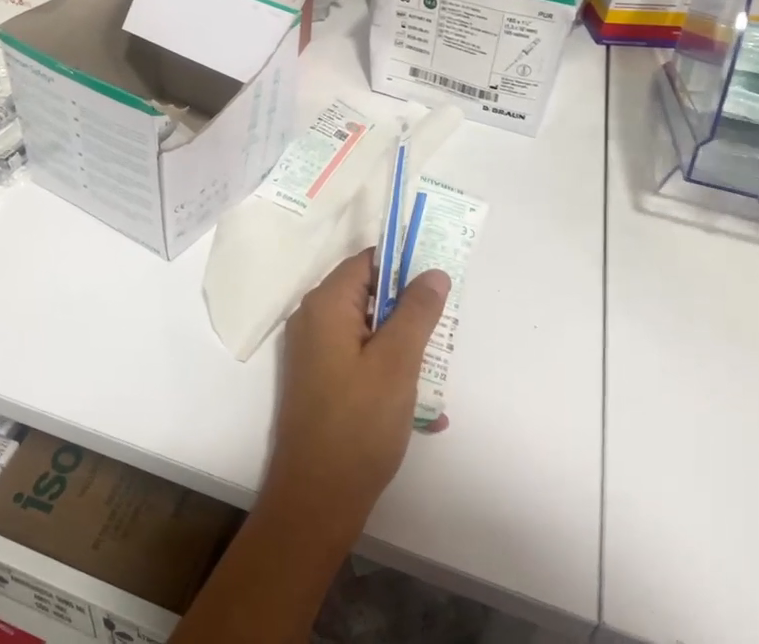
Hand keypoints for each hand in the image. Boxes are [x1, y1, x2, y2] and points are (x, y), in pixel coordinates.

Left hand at [266, 250, 450, 529]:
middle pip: (368, 295)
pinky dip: (391, 373)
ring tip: (436, 372)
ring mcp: (315, 354)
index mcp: (325, 306)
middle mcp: (313, 321)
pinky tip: (424, 408)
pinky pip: (362, 361)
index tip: (440, 282)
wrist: (317, 497)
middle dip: (409, 310)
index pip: (366, 262)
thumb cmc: (358, 422)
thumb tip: (432, 272)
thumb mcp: (397, 362)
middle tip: (444, 331)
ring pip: (369, 331)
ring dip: (405, 347)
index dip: (404, 266)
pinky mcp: (321, 382)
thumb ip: (416, 312)